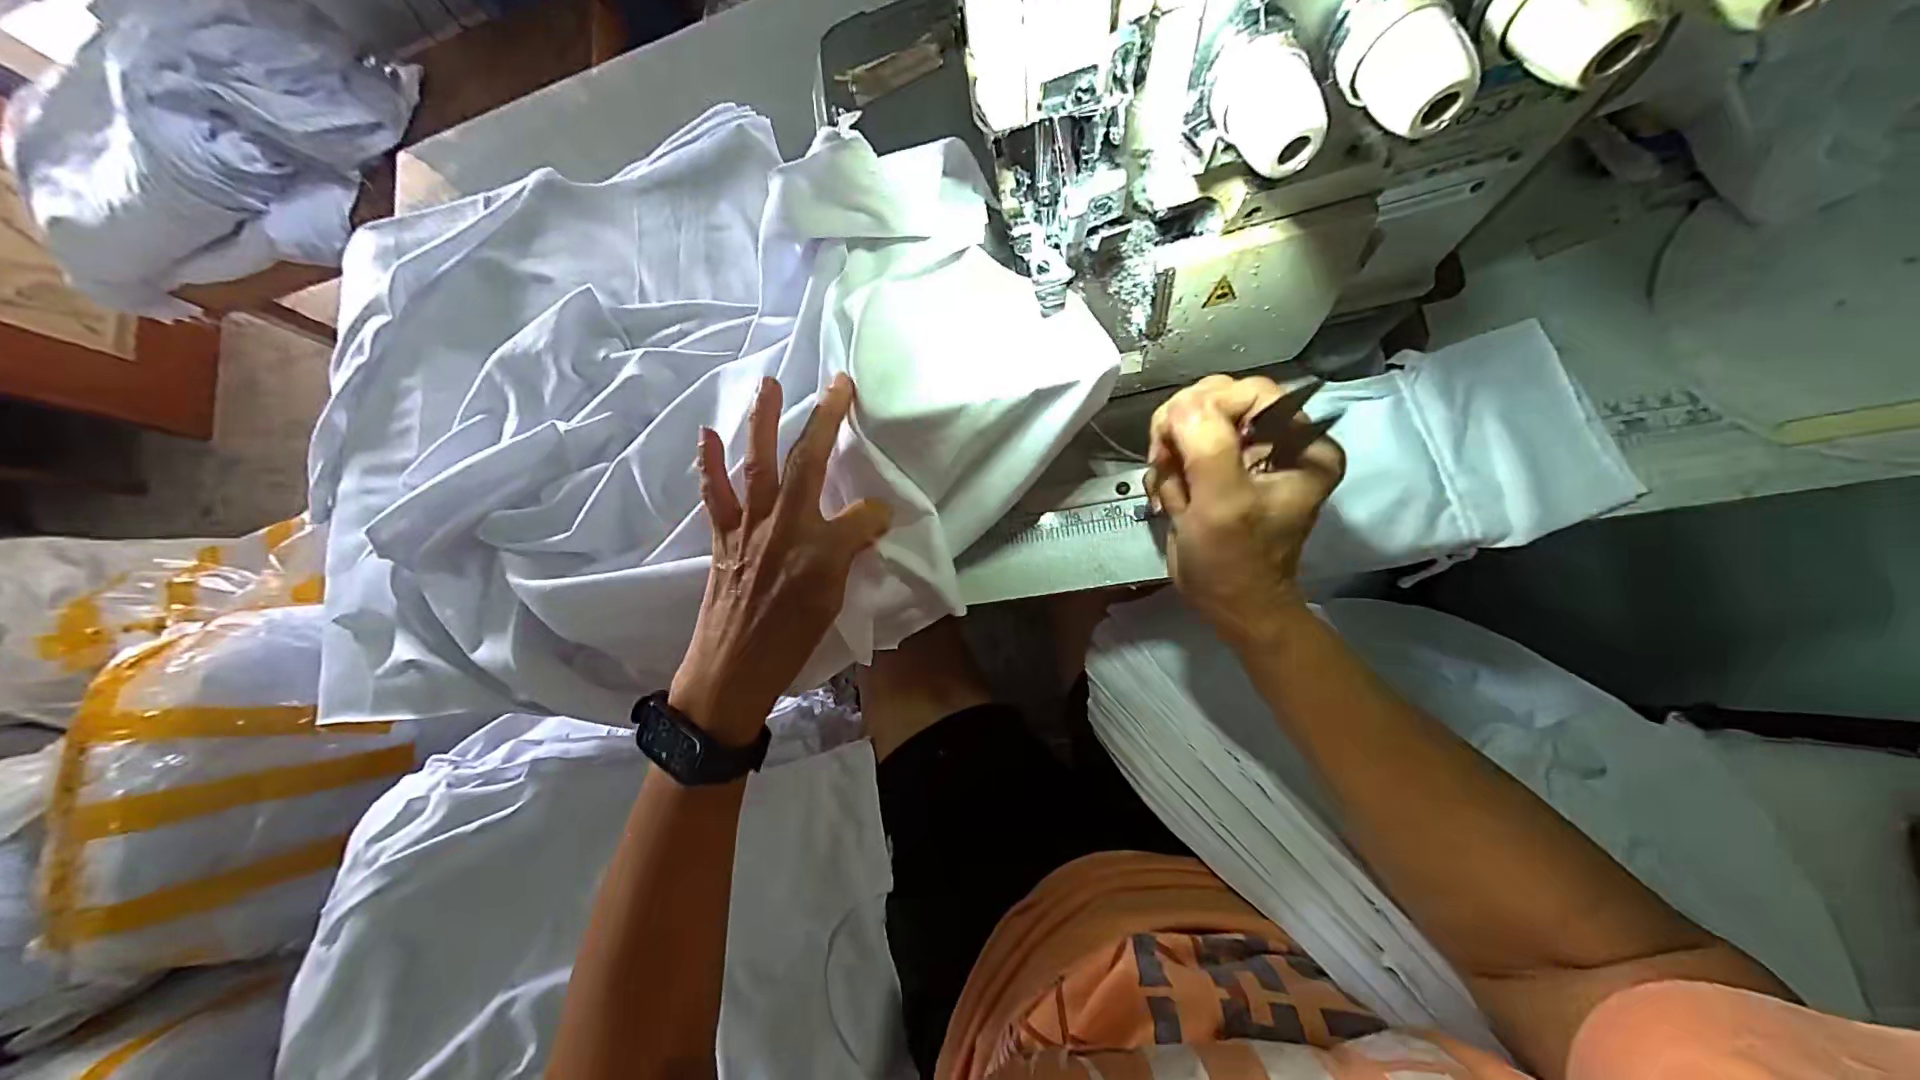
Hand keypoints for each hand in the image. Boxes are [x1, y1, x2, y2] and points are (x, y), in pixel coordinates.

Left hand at [669, 374, 892, 744]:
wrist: (732, 670)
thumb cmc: (790, 642)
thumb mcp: (834, 601)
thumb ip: (850, 554)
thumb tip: (868, 524)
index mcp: (820, 546)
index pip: (861, 513)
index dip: (875, 512)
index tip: (882, 518)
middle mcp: (785, 526)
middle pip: (808, 462)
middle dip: (826, 419)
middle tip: (838, 383)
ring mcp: (749, 528)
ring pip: (759, 464)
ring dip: (764, 420)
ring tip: (769, 384)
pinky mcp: (724, 537)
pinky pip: (716, 494)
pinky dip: (711, 463)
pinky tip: (708, 434)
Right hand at [1145, 375, 1344, 646]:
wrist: (1226, 604)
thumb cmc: (1234, 561)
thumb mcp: (1224, 503)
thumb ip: (1208, 445)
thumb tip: (1182, 405)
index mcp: (1302, 442)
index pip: (1249, 392)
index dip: (1206, 409)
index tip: (1176, 443)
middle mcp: (1277, 440)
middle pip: (1215, 401)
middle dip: (1181, 436)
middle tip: (1170, 468)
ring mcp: (1243, 454)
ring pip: (1189, 425)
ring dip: (1171, 461)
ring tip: (1179, 499)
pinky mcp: (1216, 470)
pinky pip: (1179, 449)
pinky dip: (1167, 474)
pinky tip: (1174, 503)